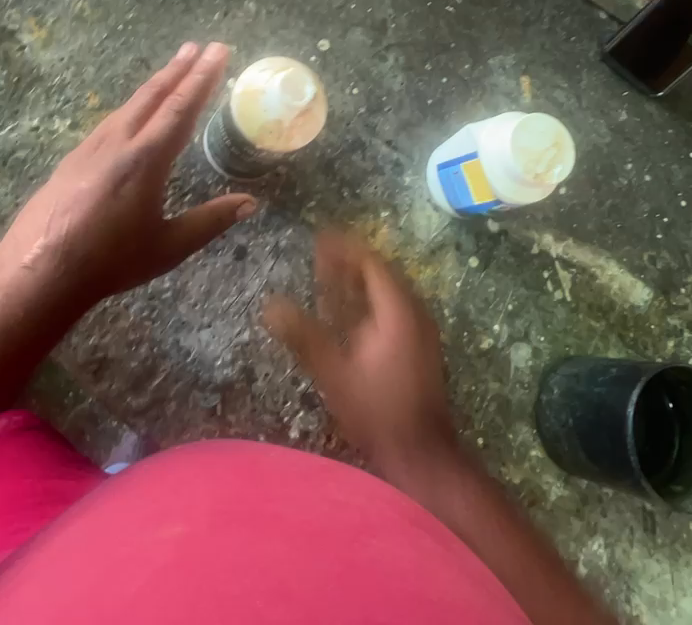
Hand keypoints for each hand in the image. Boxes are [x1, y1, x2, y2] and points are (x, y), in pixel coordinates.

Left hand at [0, 42, 256, 308]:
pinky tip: (131, 114)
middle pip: (153, 96)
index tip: (217, 51)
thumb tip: (251, 203)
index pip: (181, 108)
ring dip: (154, 85)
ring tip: (171, 71)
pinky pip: (109, 122)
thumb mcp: (169, 246)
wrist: (37, 272)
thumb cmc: (110, 261)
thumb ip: (210, 221)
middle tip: (198, 46)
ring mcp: (89, 149)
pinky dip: (131, 107)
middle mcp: (117, 143)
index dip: (202, 78)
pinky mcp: (72, 160)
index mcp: (146, 159)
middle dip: (179, 69)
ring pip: (128, 106)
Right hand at [263, 231, 460, 480]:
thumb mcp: (334, 374)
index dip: (344, 248)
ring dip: (357, 282)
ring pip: (387, 292)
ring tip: (325, 278)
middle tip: (317, 254)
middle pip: (380, 273)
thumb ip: (303, 336)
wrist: (422, 455)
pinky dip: (368, 302)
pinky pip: (392, 309)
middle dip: (348, 263)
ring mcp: (421, 330)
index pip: (371, 263)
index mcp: (398, 310)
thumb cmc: (378, 412)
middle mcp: (415, 312)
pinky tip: (346, 314)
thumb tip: (269, 304)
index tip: (317, 237)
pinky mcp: (419, 347)